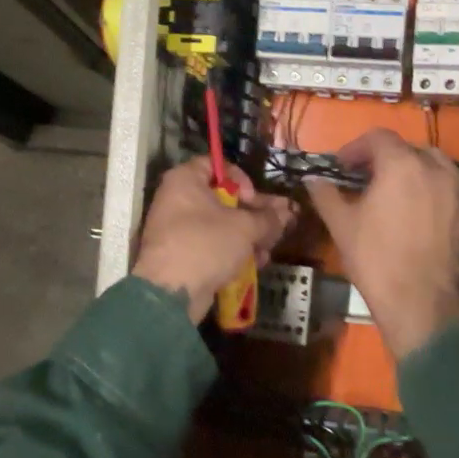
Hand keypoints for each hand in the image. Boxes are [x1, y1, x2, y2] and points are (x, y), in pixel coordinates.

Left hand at [132, 157, 295, 322]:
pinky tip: (257, 263)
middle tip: (278, 224)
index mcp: (185, 180)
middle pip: (223, 198)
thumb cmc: (207, 244)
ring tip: (270, 248)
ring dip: (249, 235)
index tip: (254, 199)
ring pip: (222, 225)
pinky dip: (234, 251)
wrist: (171, 293)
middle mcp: (178, 200)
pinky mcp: (184, 255)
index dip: (241, 179)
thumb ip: (268, 218)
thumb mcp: (245, 227)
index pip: (216, 164)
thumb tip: (287, 212)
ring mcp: (179, 230)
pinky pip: (213, 245)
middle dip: (254, 213)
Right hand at [306, 128, 458, 358]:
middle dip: (383, 158)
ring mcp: (457, 186)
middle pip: (406, 149)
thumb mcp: (342, 224)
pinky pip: (447, 183)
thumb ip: (326, 195)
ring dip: (409, 169)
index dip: (356, 148)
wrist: (420, 299)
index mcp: (402, 163)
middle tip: (364, 179)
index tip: (342, 166)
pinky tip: (414, 207)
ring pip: (431, 163)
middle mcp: (435, 166)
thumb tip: (312, 180)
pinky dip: (429, 185)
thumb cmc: (376, 258)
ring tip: (391, 192)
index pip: (378, 138)